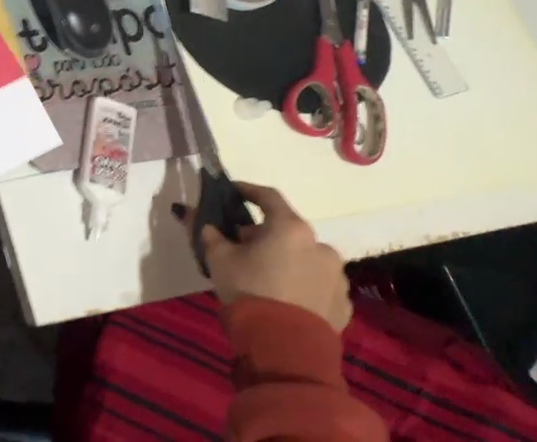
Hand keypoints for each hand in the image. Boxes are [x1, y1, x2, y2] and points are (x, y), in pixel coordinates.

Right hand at [180, 182, 352, 332]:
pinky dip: (301, 283)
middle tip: (241, 244)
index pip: (269, 196)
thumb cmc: (249, 290)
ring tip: (264, 275)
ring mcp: (337, 277)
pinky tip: (284, 296)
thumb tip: (192, 213)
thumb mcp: (217, 257)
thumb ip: (206, 230)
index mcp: (291, 228)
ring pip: (306, 257)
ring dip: (286, 258)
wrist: (285, 347)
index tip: (232, 190)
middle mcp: (321, 246)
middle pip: (288, 229)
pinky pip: (318, 284)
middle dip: (264, 233)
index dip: (248, 190)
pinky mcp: (344, 304)